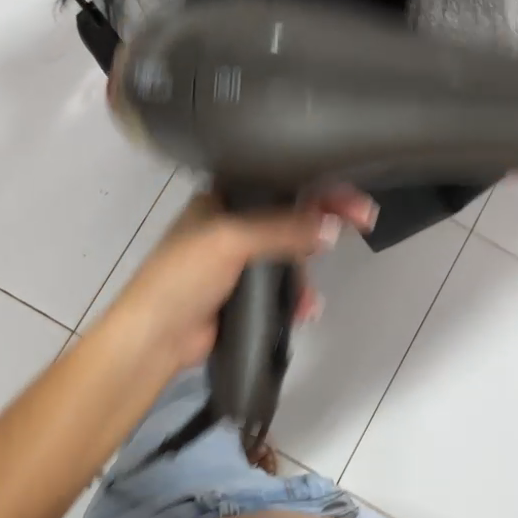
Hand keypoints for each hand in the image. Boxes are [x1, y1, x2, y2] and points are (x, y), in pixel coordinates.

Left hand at [98, 189, 376, 370]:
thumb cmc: (183, 277)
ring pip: (288, 256)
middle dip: (321, 227)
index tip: (353, 199)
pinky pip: (281, 288)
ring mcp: (237, 262)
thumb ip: (283, 229)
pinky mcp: (243, 294)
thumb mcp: (232, 240)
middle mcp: (231, 225)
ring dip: (306, 272)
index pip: (277, 181)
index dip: (317, 186)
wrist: (156, 336)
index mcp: (221, 199)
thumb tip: (331, 227)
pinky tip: (305, 309)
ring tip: (313, 296)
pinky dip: (296, 297)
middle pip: (289, 217)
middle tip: (361, 226)